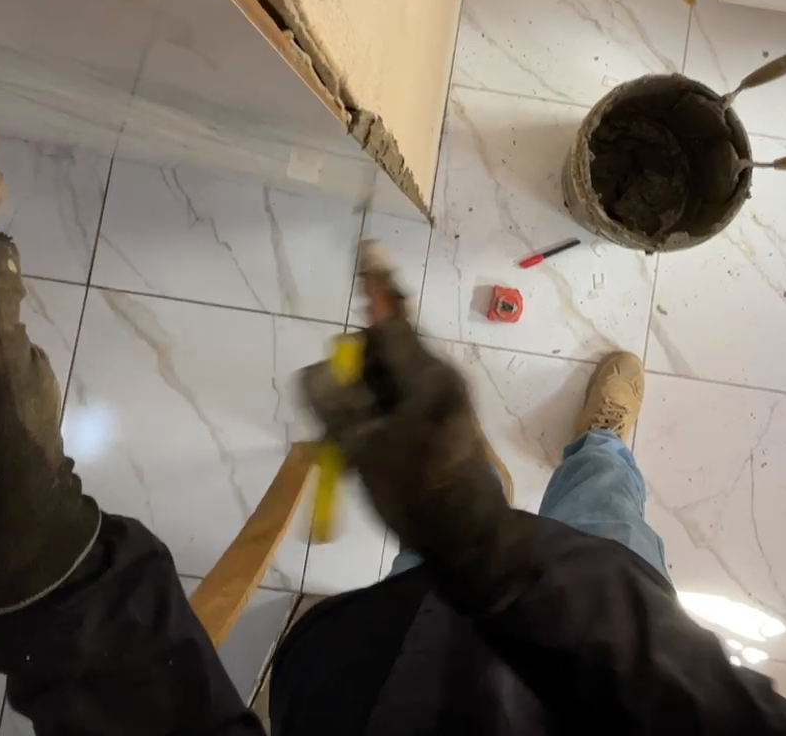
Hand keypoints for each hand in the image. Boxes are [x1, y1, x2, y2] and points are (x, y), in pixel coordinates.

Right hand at [303, 257, 527, 603]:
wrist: (471, 540)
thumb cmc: (417, 493)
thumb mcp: (365, 451)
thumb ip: (336, 405)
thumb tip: (314, 368)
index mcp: (427, 377)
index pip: (392, 321)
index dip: (376, 285)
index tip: (368, 247)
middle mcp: (439, 377)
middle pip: (385, 350)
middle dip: (353, 368)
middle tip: (332, 414)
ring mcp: (443, 398)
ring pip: (388, 378)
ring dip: (361, 397)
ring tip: (346, 443)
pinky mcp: (441, 418)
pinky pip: (398, 400)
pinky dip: (375, 413)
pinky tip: (360, 447)